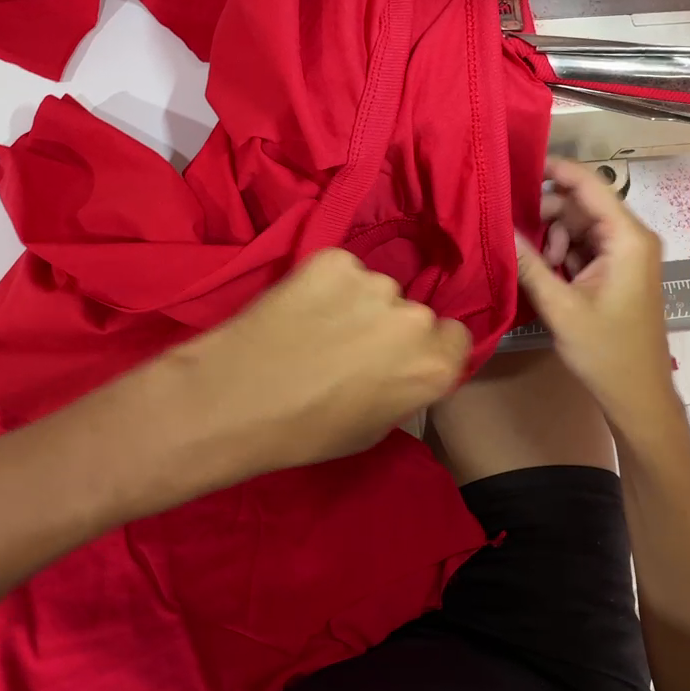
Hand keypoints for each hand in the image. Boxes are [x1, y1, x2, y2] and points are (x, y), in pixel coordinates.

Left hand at [167, 248, 471, 472]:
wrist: (236, 399)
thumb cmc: (306, 431)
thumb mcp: (375, 428)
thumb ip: (404, 388)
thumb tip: (400, 366)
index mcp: (433, 365)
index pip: (453, 337)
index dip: (424, 348)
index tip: (394, 358)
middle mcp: (414, 318)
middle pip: (412, 312)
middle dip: (386, 326)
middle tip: (345, 348)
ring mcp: (374, 282)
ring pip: (374, 289)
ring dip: (354, 303)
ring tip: (312, 329)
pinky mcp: (333, 259)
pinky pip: (341, 269)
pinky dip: (324, 284)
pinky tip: (297, 309)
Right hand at [515, 158, 674, 426]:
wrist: (637, 394)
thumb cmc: (605, 351)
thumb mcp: (560, 306)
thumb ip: (529, 264)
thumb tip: (499, 228)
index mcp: (628, 238)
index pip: (590, 185)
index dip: (556, 170)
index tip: (517, 167)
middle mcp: (632, 237)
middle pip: (582, 204)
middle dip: (549, 216)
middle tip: (520, 239)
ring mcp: (627, 253)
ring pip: (580, 225)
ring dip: (554, 239)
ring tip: (540, 269)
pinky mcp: (619, 269)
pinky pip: (586, 245)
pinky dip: (564, 253)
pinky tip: (549, 275)